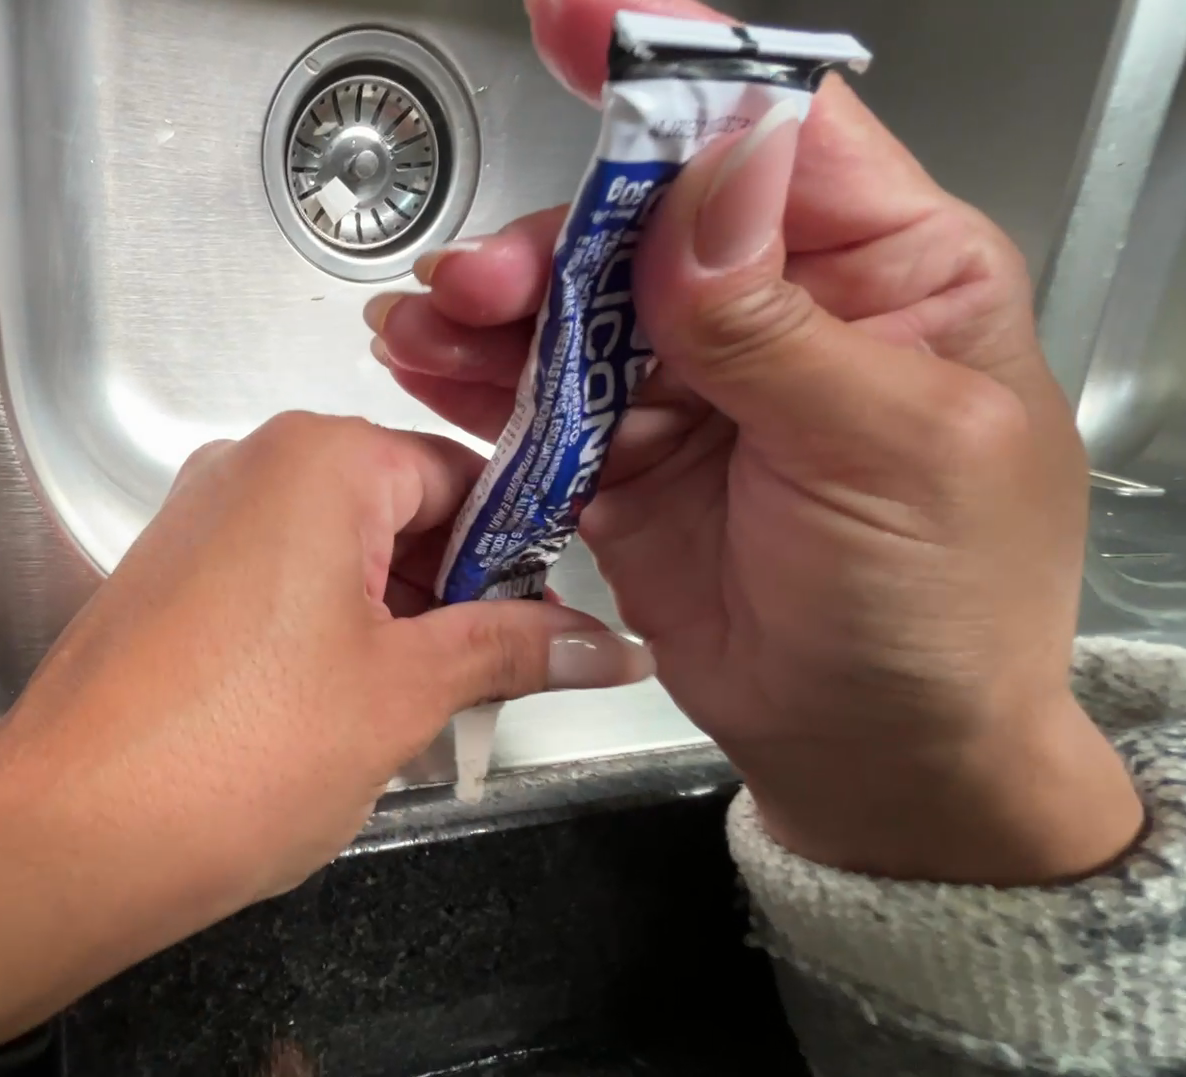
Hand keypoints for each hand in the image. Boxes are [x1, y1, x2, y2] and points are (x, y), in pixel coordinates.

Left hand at [0, 413, 652, 1048]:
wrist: (68, 833)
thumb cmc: (244, 746)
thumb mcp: (401, 692)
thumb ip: (510, 648)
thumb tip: (608, 644)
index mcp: (319, 458)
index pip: (462, 478)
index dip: (519, 550)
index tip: (552, 618)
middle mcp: (250, 464)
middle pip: (396, 511)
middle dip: (452, 593)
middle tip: (488, 679)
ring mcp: (199, 516)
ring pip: (335, 551)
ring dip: (391, 619)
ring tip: (410, 708)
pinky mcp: (168, 573)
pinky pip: (275, 578)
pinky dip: (322, 627)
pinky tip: (330, 703)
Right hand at [369, 0, 1141, 883]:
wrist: (858, 735)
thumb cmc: (930, 600)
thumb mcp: (887, 446)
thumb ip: (778, 321)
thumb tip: (704, 187)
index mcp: (877, 276)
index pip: (766, 136)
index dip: (670, 72)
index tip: (579, 17)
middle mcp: (762, 317)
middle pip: (626, 240)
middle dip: (541, 252)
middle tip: (471, 284)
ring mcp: (674, 391)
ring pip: (561, 324)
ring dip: (484, 319)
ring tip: (416, 327)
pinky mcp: (610, 459)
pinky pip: (530, 405)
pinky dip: (473, 386)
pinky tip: (422, 367)